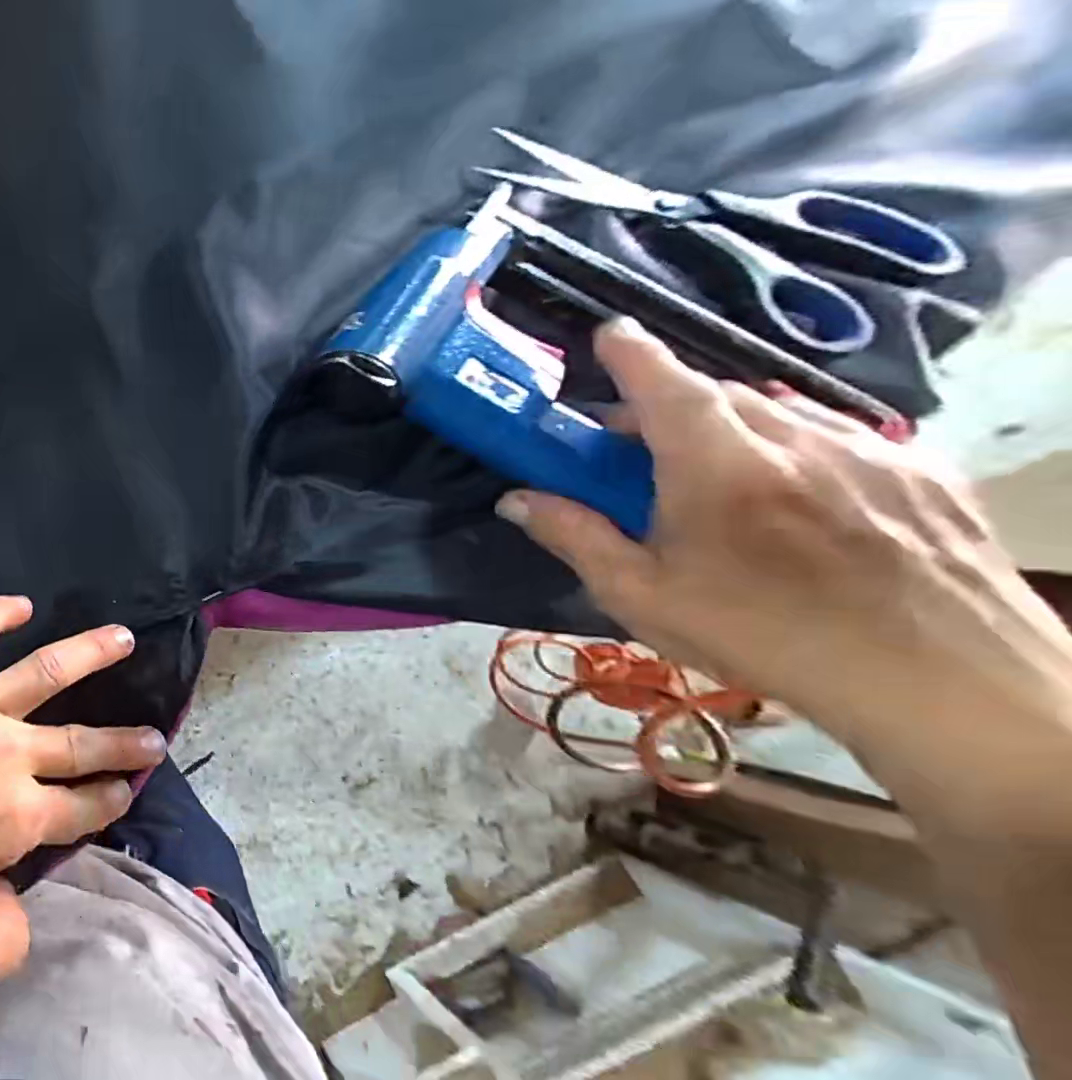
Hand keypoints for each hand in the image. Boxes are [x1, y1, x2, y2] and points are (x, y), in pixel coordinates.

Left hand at [0, 595, 164, 1017]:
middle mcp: (6, 756)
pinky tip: (19, 604)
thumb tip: (17, 904)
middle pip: (81, 742)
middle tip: (154, 734)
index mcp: (13, 822)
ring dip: (89, 654)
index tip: (127, 790)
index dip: (109, 801)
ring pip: (45, 672)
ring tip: (121, 637)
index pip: (80, 809)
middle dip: (124, 741)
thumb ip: (0, 947)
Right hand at [496, 318, 1071, 750]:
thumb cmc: (763, 637)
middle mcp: (795, 439)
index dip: (631, 354)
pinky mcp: (922, 469)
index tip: (608, 334)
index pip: (665, 385)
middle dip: (668, 408)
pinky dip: (795, 446)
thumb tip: (515, 499)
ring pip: (779, 412)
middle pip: (717, 397)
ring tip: (715, 474)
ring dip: (731, 427)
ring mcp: (868, 449)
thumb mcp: (641, 595)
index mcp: (718, 467)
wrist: (941, 684)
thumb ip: (574, 536)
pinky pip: (839, 436)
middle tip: (637, 449)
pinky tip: (794, 494)